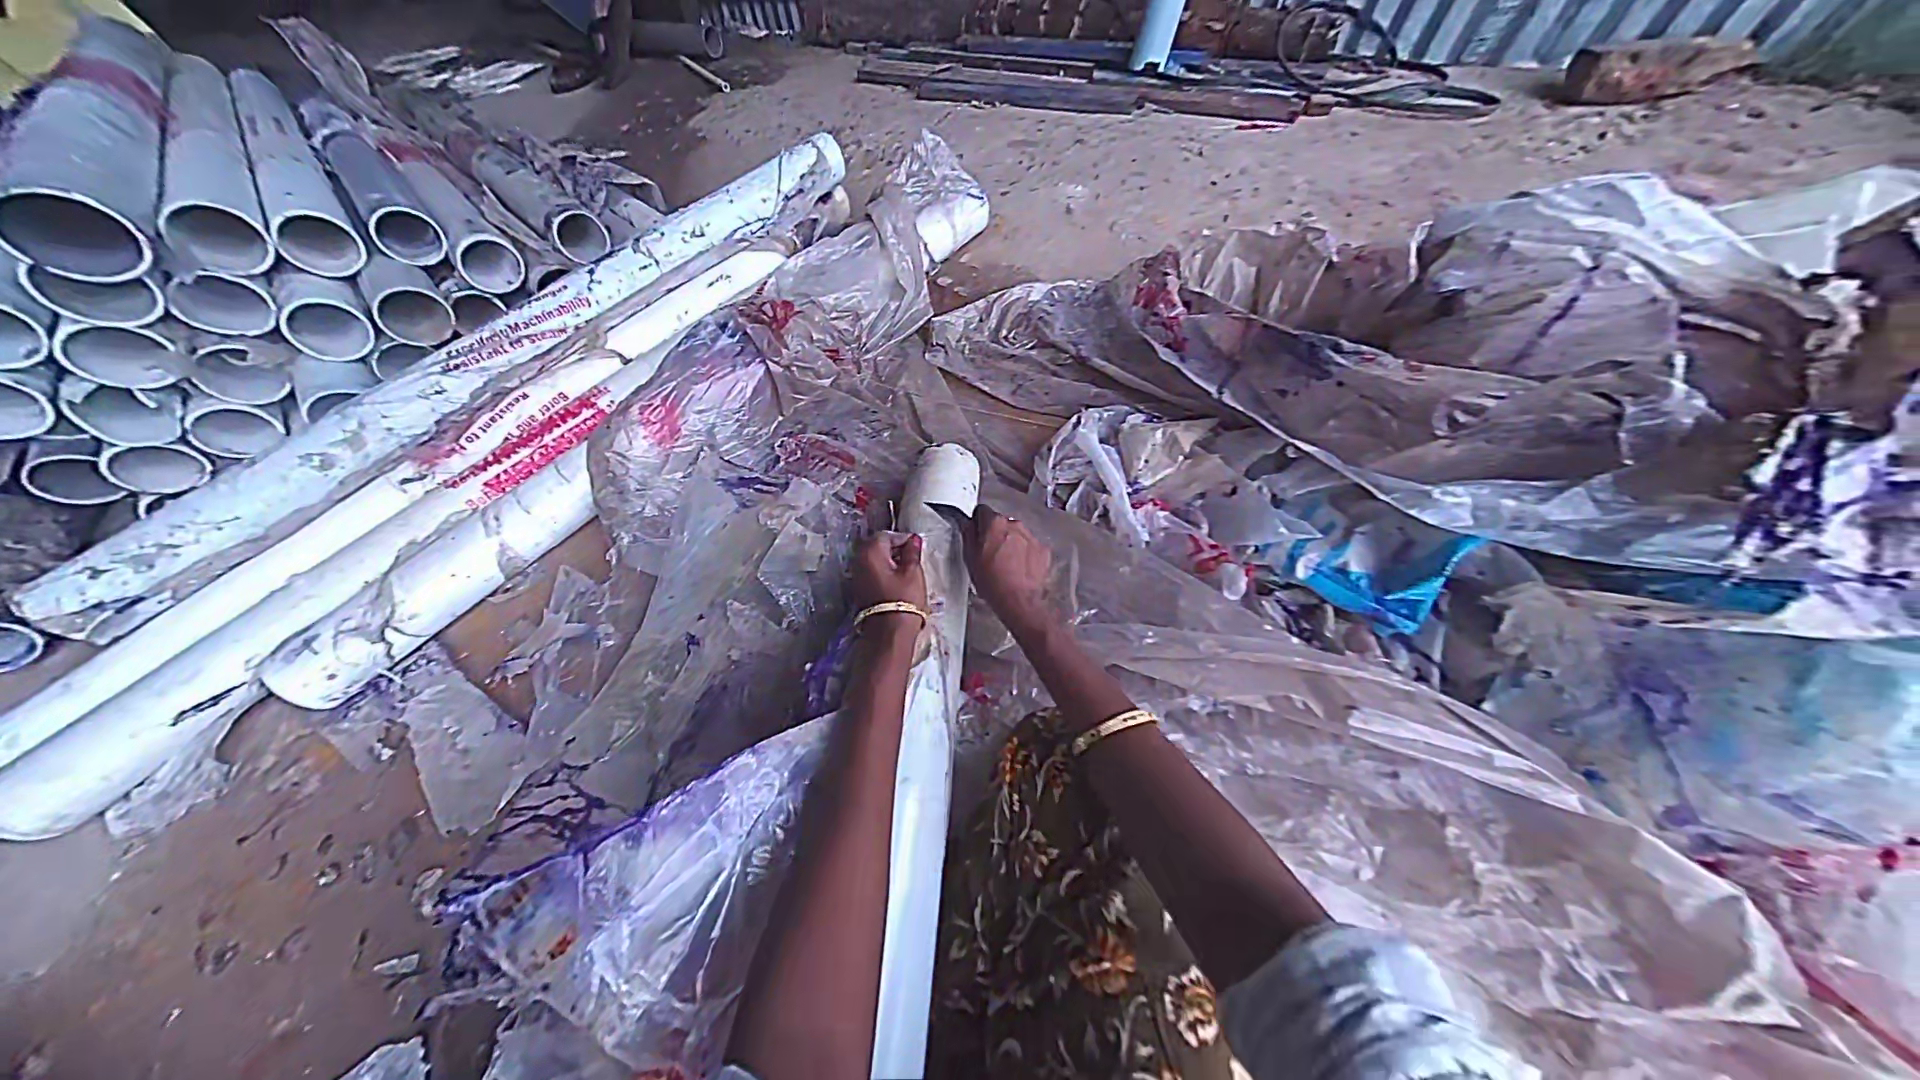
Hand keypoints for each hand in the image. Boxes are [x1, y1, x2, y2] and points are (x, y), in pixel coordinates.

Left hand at [851, 531, 927, 613]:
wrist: (890, 632)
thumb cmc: (904, 599)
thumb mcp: (913, 572)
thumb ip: (912, 552)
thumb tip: (913, 539)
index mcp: (870, 552)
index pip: (886, 535)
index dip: (902, 538)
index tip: (915, 546)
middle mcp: (858, 560)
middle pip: (875, 545)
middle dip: (892, 547)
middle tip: (911, 555)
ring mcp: (856, 575)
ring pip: (872, 558)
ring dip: (887, 559)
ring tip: (905, 568)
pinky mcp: (858, 588)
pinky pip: (870, 570)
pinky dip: (881, 569)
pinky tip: (895, 578)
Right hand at [964, 505, 1054, 634]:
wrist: (1019, 600)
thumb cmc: (993, 581)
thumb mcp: (970, 559)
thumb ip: (968, 535)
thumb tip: (969, 526)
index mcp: (994, 523)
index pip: (982, 511)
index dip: (978, 524)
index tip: (977, 535)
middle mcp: (1015, 525)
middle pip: (1001, 523)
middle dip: (996, 534)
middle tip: (990, 554)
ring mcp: (1031, 537)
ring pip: (1017, 534)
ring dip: (1011, 544)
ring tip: (1006, 565)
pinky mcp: (1043, 550)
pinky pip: (1030, 546)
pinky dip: (1025, 554)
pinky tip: (1019, 569)